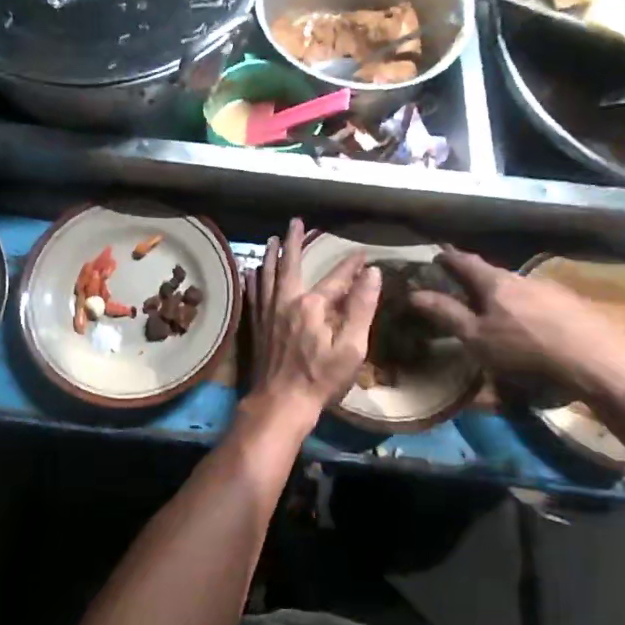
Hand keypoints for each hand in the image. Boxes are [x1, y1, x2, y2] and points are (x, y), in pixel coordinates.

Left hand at [244, 218, 381, 415]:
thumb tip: (372, 274)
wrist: (281, 402)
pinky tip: (252, 273)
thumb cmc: (321, 379)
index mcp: (312, 305)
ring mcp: (268, 313)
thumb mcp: (351, 347)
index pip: (337, 277)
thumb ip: (361, 308)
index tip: (363, 254)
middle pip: (290, 264)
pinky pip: (254, 294)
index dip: (351, 265)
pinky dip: (254, 279)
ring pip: (267, 275)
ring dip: (271, 255)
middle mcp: (286, 301)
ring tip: (271, 240)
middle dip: (294, 241)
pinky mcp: (257, 326)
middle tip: (295, 222)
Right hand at [408, 248, 624, 399]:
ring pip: (517, 288)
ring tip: (493, 309)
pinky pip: (538, 301)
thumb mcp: (476, 337)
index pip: (464, 261)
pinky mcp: (572, 306)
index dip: (448, 257)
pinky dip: (525, 308)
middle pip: (492, 274)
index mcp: (494, 282)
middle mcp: (522, 278)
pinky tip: (528, 325)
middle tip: (459, 286)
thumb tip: (413, 293)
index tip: (435, 255)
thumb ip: (446, 314)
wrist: (597, 361)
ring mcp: (551, 290)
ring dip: (502, 295)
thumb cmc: (525, 349)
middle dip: (474, 279)